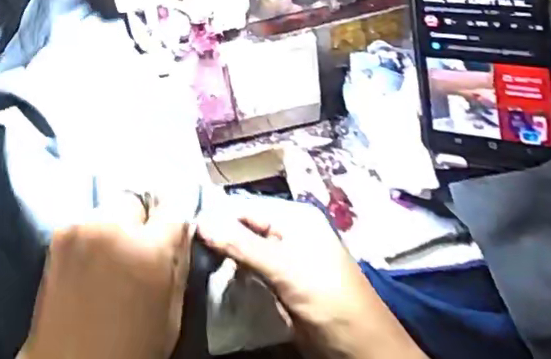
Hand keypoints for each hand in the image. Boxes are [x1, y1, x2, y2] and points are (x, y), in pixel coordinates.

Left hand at [18, 193, 192, 358]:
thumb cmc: (129, 348)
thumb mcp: (170, 314)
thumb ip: (178, 263)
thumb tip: (182, 229)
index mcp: (151, 251)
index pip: (173, 206)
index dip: (172, 219)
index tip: (171, 229)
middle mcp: (117, 229)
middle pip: (138, 200)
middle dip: (141, 220)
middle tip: (139, 248)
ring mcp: (84, 228)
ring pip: (111, 207)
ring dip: (115, 225)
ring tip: (112, 256)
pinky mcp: (61, 233)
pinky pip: (87, 220)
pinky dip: (92, 233)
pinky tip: (92, 259)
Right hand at [196, 197, 424, 358]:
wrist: (367, 354)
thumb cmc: (329, 301)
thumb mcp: (284, 270)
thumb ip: (242, 245)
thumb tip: (200, 221)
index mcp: (294, 217)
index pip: (246, 208)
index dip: (217, 217)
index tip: (183, 228)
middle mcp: (291, 234)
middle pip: (246, 231)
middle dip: (220, 241)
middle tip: (186, 252)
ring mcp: (291, 264)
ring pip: (249, 257)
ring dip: (228, 264)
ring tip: (196, 270)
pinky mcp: (289, 291)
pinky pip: (257, 279)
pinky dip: (240, 283)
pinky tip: (220, 289)